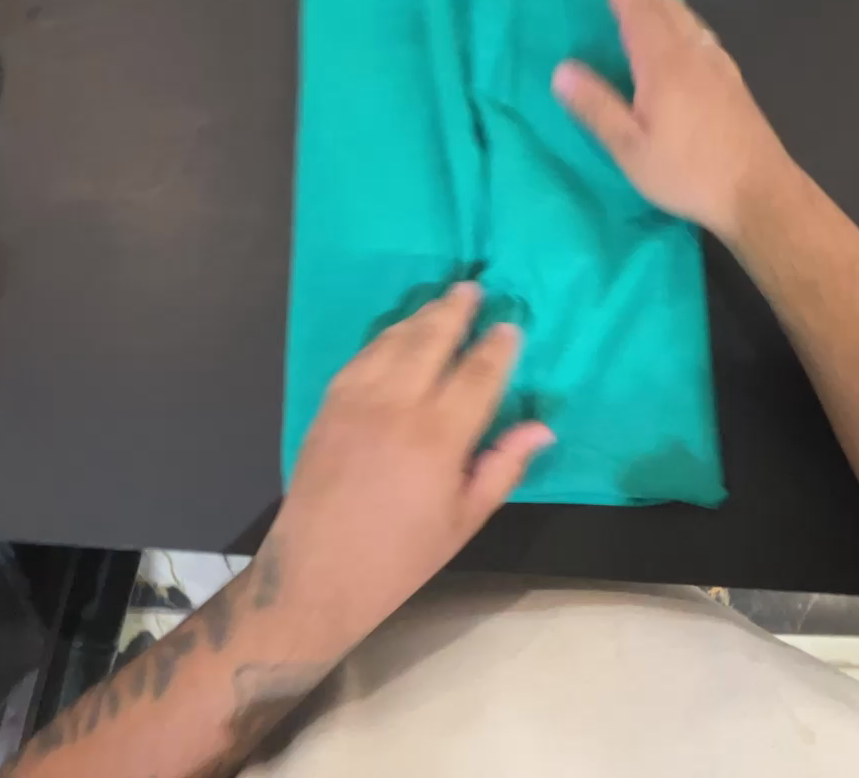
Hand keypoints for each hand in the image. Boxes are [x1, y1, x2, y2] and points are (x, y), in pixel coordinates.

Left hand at [267, 282, 550, 641]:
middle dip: (455, 309)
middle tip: (473, 287)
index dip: (497, 346)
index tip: (510, 325)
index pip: (477, 374)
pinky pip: (363, 355)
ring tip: (441, 301)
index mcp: (438, 436)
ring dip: (421, 315)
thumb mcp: (464, 520)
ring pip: (395, 339)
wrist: (316, 573)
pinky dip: (386, 336)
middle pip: (432, 339)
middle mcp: (397, 404)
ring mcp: (357, 398)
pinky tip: (398, 332)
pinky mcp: (330, 402)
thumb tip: (542, 428)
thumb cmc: (400, 556)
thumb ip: (503, 466)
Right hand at [554, 0, 795, 235]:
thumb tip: (561, 70)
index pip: (638, 16)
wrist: (758, 191)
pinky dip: (686, 20)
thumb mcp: (629, 147)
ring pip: (688, 20)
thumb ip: (596, 107)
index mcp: (663, 66)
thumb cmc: (686, 172)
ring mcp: (717, 68)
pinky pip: (702, 36)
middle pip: (666, 9)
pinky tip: (688, 30)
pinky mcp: (731, 84)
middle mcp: (693, 56)